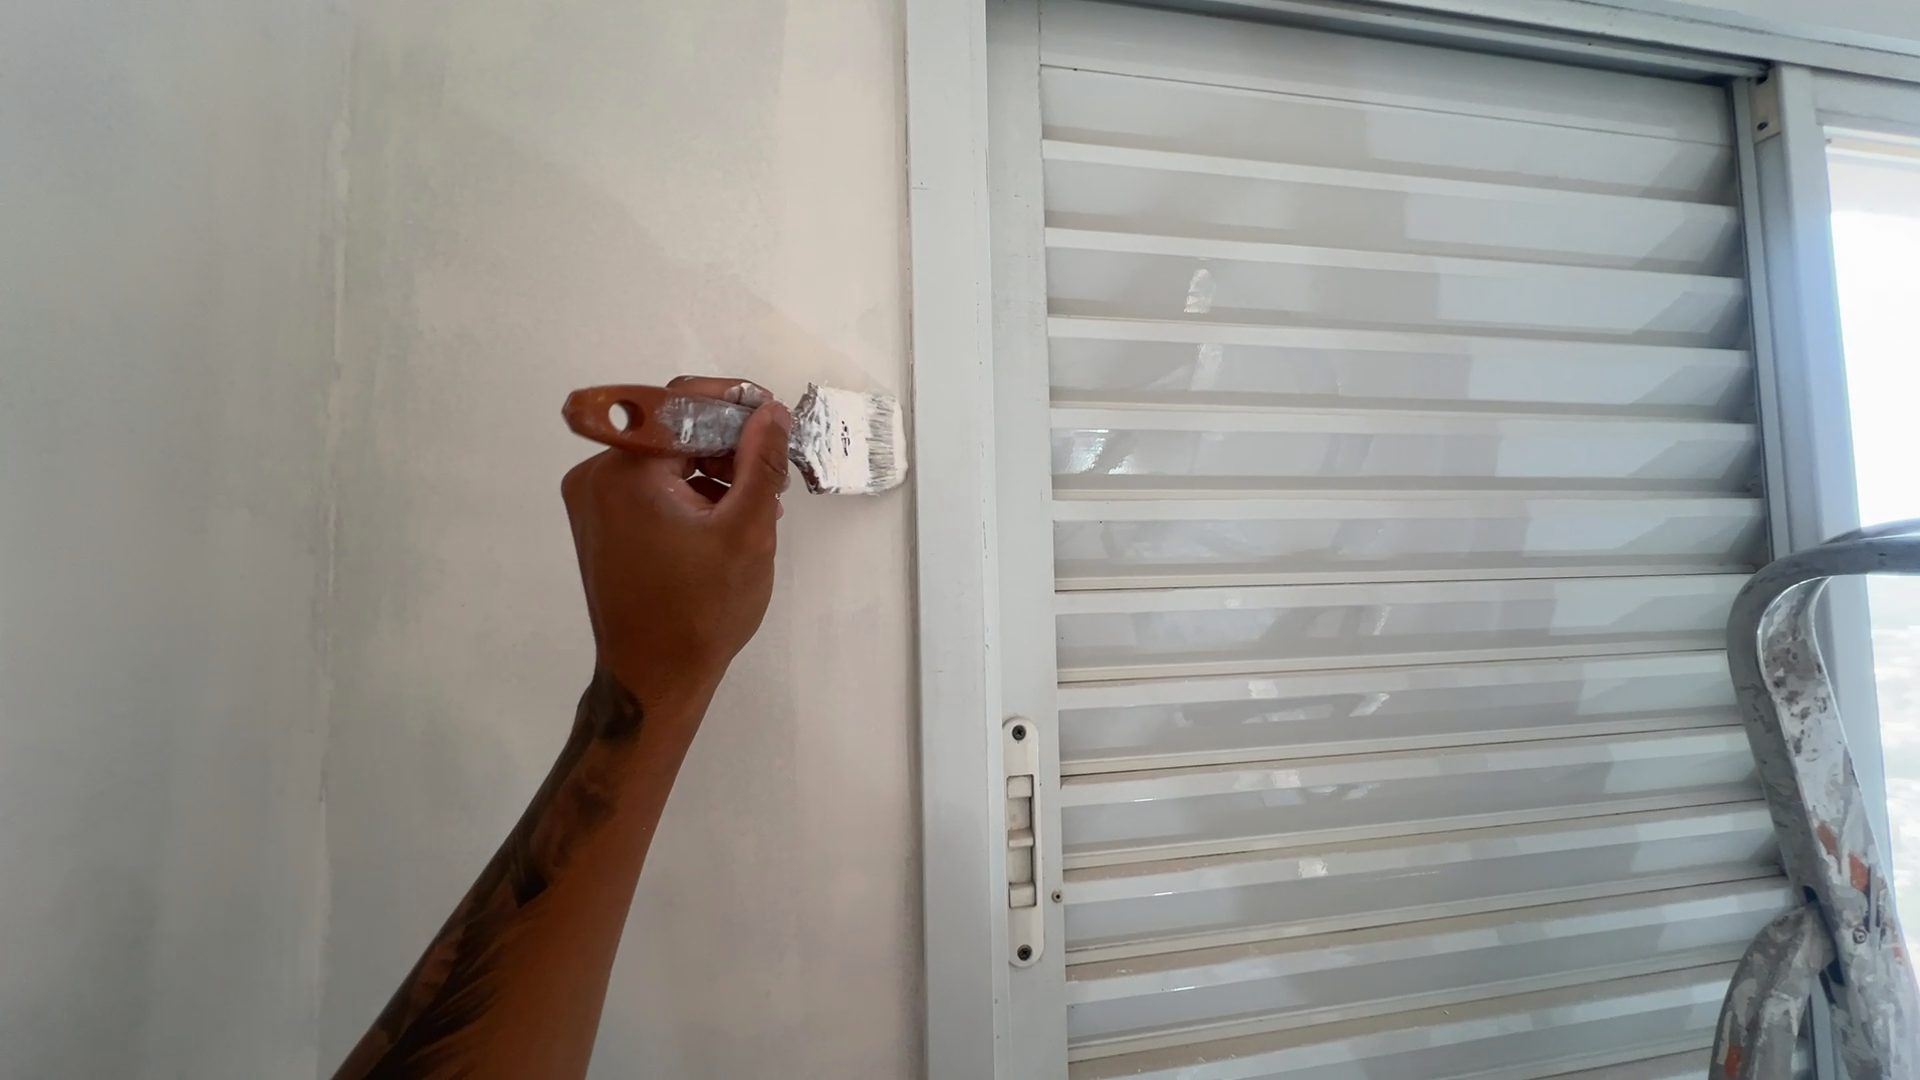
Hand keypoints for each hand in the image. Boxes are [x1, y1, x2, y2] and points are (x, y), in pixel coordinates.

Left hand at [561, 375, 789, 714]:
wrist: (654, 679)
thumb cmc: (702, 609)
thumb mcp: (747, 530)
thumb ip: (762, 462)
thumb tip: (773, 412)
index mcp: (625, 472)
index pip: (681, 405)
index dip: (733, 403)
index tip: (774, 417)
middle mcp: (596, 477)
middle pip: (672, 432)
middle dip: (728, 444)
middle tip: (773, 473)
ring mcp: (593, 504)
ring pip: (665, 461)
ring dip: (714, 470)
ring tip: (758, 503)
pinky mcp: (601, 527)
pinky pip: (652, 489)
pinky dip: (691, 494)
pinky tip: (726, 520)